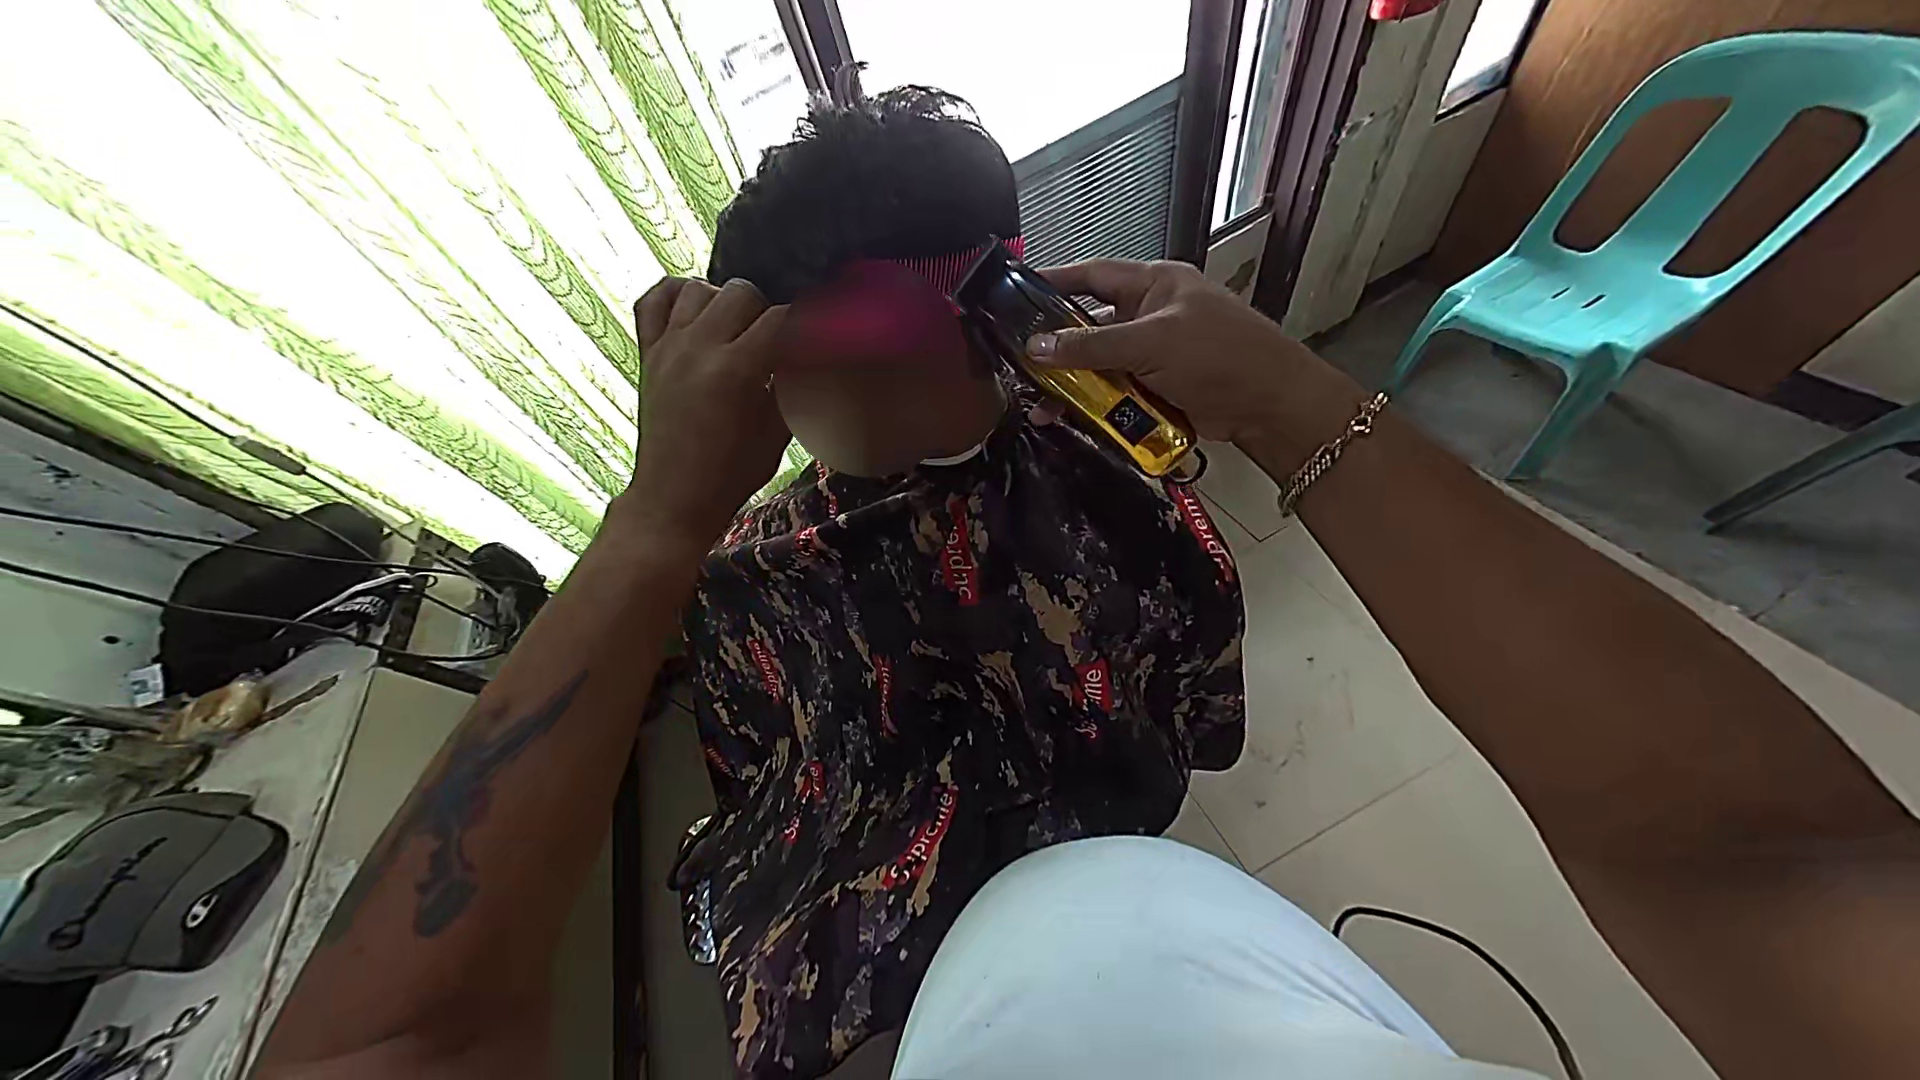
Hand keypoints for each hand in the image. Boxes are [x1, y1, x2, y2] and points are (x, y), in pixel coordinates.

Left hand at [618, 277, 789, 552]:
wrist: (675, 497)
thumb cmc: (732, 473)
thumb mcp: (777, 433)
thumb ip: (792, 388)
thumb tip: (810, 360)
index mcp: (735, 371)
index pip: (781, 321)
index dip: (806, 324)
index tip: (818, 335)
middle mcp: (698, 348)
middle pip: (742, 292)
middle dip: (767, 311)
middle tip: (776, 341)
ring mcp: (667, 346)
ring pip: (700, 288)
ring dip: (725, 302)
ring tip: (737, 329)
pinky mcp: (648, 352)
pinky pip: (655, 299)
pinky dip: (678, 296)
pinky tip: (697, 313)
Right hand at [1032, 260, 1362, 458]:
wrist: (1266, 405)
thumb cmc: (1218, 355)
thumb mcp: (1151, 343)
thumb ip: (1091, 345)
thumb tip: (1036, 347)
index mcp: (1152, 285)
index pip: (1092, 276)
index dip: (1054, 282)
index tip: (1016, 294)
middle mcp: (1147, 316)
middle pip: (1088, 328)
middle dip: (1056, 348)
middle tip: (1020, 365)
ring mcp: (1150, 356)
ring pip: (1097, 367)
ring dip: (1071, 386)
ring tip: (1041, 406)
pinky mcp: (1152, 389)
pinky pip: (1112, 394)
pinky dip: (1092, 407)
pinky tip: (1069, 419)